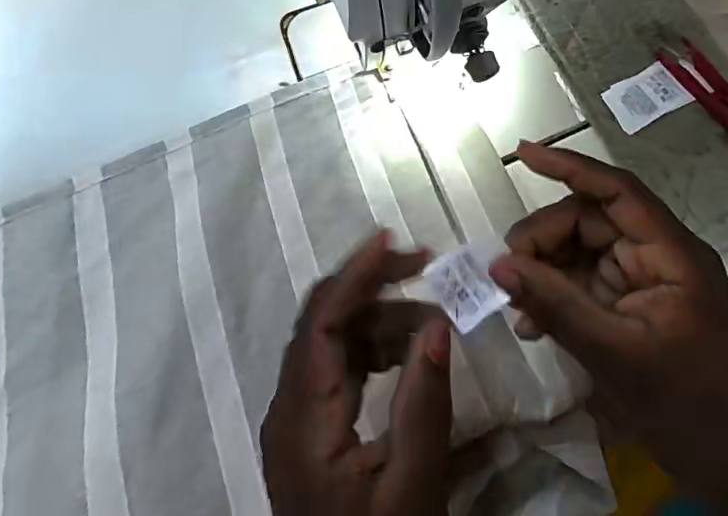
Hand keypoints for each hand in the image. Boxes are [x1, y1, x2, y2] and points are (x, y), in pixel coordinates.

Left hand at [261, 231, 452, 515]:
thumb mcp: (413, 489)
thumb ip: (425, 405)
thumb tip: (438, 325)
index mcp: (302, 413)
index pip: (320, 317)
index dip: (355, 273)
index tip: (391, 239)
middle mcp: (289, 403)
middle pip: (325, 322)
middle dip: (375, 289)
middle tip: (427, 271)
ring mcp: (298, 416)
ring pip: (334, 343)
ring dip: (380, 321)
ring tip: (434, 319)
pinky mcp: (312, 430)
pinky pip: (339, 370)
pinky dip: (374, 351)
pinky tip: (409, 351)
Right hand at [491, 143, 727, 513]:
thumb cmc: (688, 408)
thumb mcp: (616, 356)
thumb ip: (556, 306)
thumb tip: (498, 266)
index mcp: (672, 255)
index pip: (618, 192)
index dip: (570, 167)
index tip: (522, 153)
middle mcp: (655, 254)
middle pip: (585, 219)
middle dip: (542, 240)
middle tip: (509, 272)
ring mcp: (639, 276)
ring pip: (574, 246)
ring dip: (540, 269)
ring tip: (518, 304)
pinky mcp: (624, 299)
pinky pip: (575, 277)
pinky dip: (549, 292)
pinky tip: (530, 320)